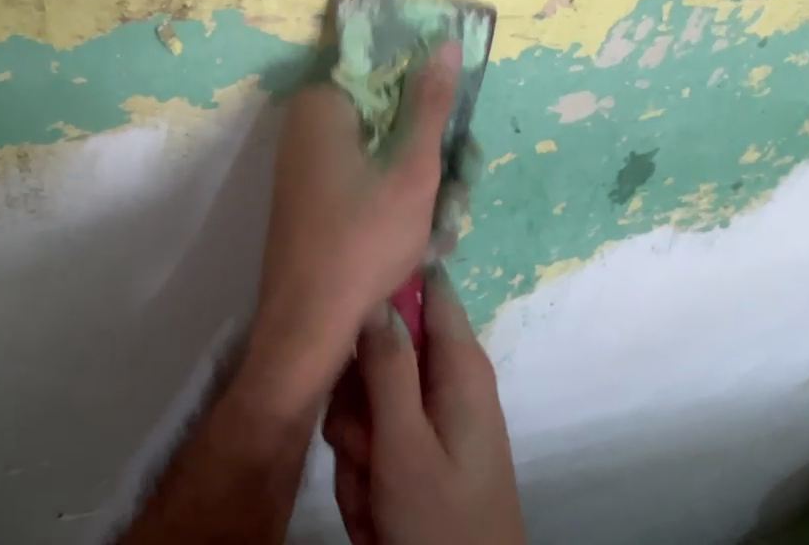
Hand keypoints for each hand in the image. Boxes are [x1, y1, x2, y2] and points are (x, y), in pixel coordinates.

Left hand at [241, 42, 461, 411]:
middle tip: (460, 192)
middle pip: (391, 116)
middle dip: (435, 153)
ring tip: (445, 227)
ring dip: (424, 185)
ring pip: (386, 153)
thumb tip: (446, 43)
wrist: (309, 324)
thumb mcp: (412, 168)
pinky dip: (398, 202)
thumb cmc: (363, 239)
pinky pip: (368, 180)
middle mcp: (310, 125)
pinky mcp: (317, 196)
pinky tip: (425, 240)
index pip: (387, 71)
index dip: (430, 98)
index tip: (458, 136)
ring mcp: (311, 163)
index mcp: (323, 104)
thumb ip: (431, 104)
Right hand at [322, 265, 523, 544]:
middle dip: (358, 399)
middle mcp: (446, 380)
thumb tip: (375, 297)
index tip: (350, 315)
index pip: (427, 288)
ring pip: (365, 398)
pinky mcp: (416, 449)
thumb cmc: (441, 523)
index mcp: (458, 365)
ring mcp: (429, 416)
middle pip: (380, 349)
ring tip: (373, 486)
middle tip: (362, 442)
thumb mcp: (406, 445)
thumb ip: (388, 367)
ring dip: (356, 444)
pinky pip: (370, 437)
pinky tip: (375, 506)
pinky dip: (364, 472)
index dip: (388, 287)